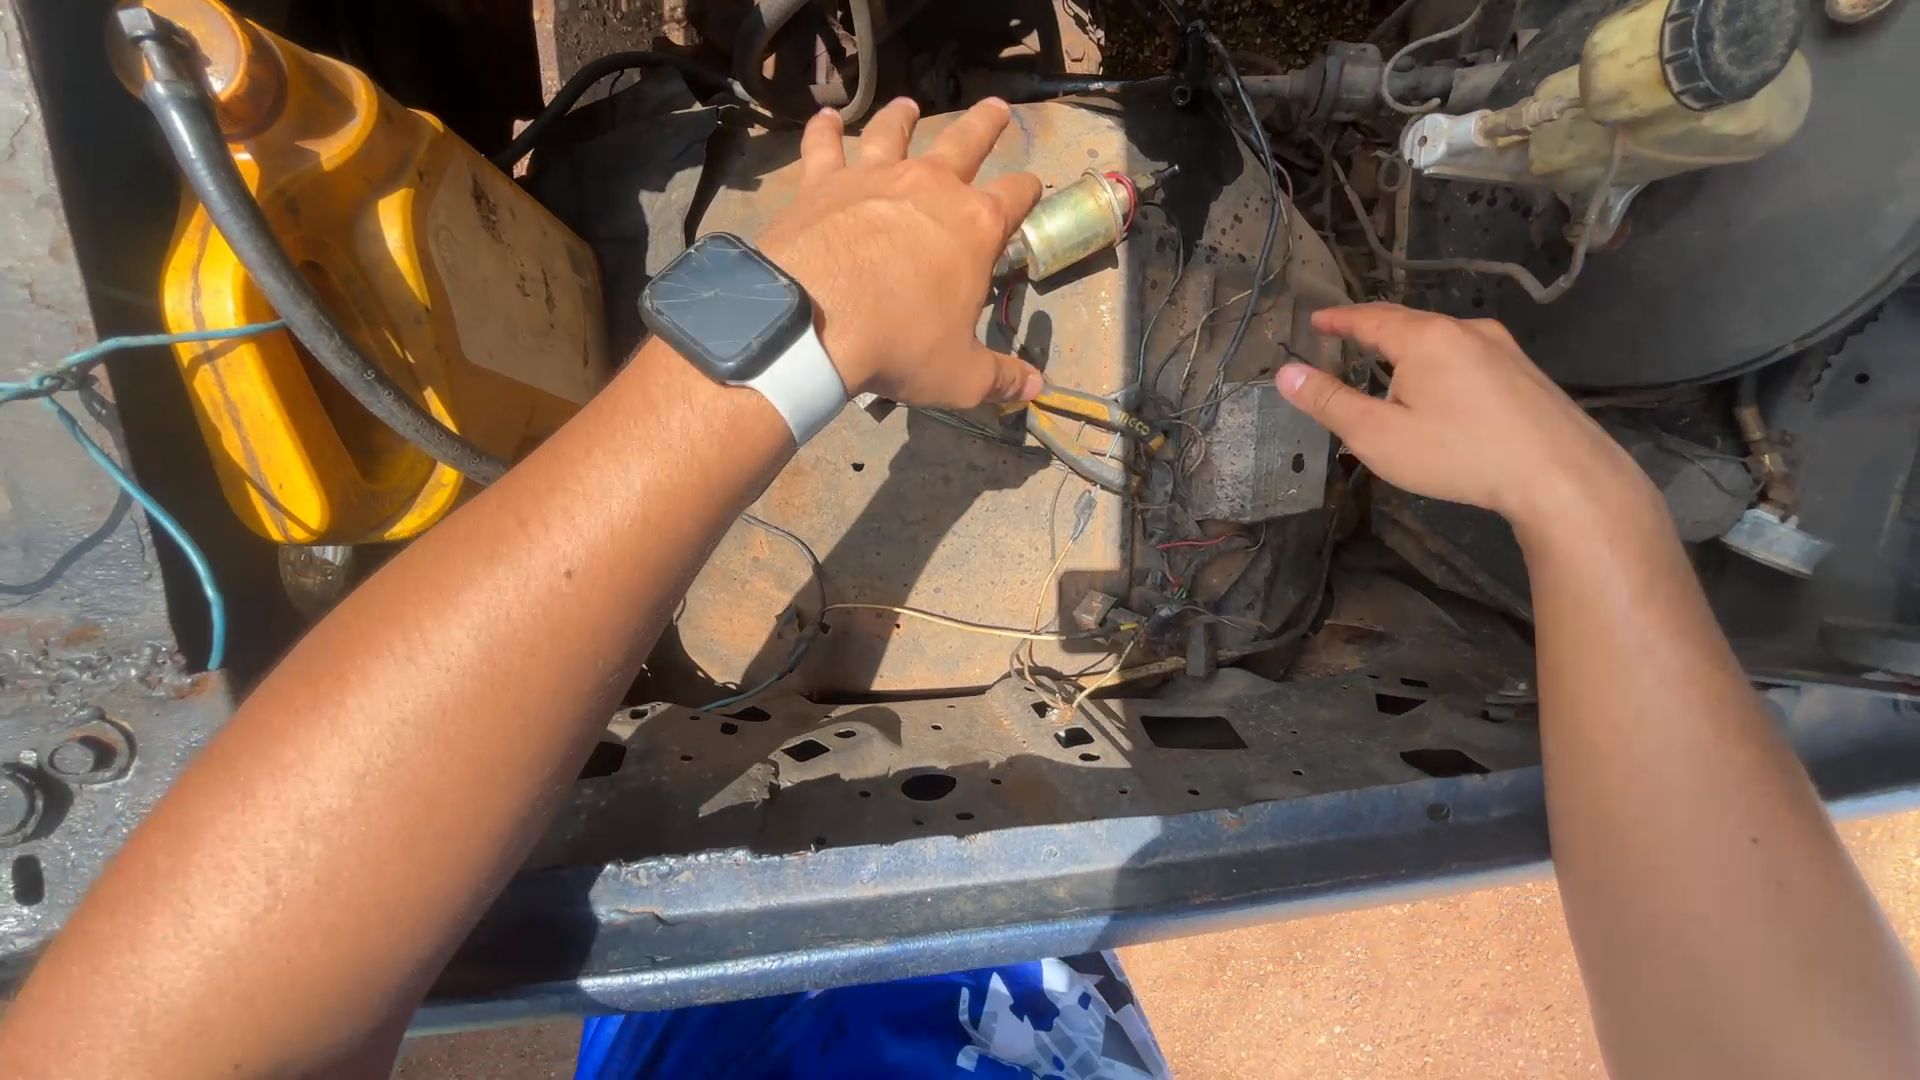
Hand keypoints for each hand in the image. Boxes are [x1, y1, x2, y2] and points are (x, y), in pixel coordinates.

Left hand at [756, 97, 1045, 407]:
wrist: (816, 322)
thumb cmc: (900, 346)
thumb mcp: (960, 376)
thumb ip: (1000, 378)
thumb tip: (1035, 387)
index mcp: (976, 228)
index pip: (1016, 198)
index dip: (1029, 192)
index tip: (1034, 187)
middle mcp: (930, 188)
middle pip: (967, 143)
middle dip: (986, 126)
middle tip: (996, 108)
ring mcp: (874, 178)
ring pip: (895, 133)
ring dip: (904, 118)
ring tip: (909, 107)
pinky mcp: (822, 184)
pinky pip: (824, 146)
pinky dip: (825, 130)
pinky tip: (826, 118)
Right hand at [1276, 303, 1656, 530]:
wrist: (1560, 475)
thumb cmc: (1457, 453)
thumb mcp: (1377, 434)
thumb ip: (1329, 402)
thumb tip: (1285, 374)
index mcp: (1425, 339)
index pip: (1370, 318)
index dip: (1339, 319)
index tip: (1316, 320)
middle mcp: (1466, 331)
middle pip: (1408, 320)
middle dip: (1372, 325)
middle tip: (1345, 333)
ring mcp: (1502, 349)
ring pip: (1441, 336)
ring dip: (1407, 342)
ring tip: (1385, 357)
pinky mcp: (1523, 372)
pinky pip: (1466, 353)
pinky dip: (1436, 358)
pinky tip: (1437, 381)